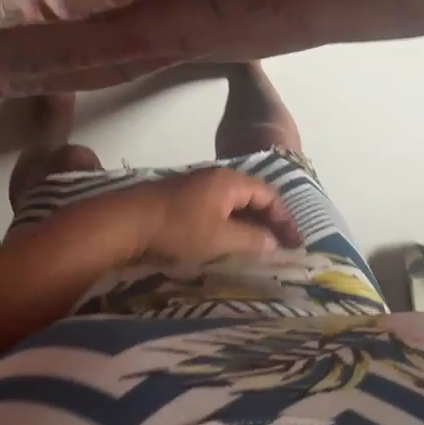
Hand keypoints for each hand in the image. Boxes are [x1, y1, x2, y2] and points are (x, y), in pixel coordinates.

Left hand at [106, 168, 303, 262]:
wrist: (127, 222)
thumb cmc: (178, 229)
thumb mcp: (219, 238)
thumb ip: (251, 239)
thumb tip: (274, 241)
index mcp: (229, 181)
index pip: (269, 194)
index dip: (285, 219)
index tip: (296, 244)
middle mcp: (214, 177)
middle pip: (251, 195)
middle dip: (268, 220)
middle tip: (280, 246)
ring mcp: (195, 185)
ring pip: (232, 202)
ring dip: (247, 222)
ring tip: (257, 247)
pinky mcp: (180, 198)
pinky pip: (216, 207)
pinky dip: (229, 222)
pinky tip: (226, 241)